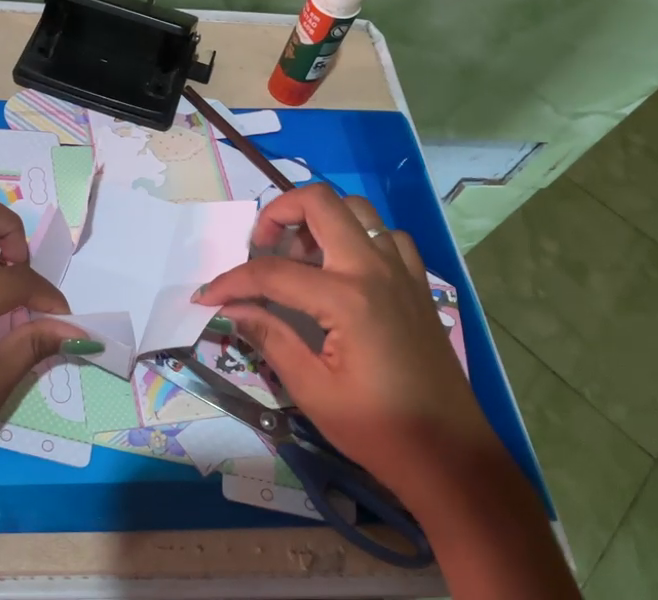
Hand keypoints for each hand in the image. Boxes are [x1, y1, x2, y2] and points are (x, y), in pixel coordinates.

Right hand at [196, 185, 492, 491]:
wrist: (450, 455)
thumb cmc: (377, 430)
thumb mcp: (312, 391)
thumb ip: (270, 338)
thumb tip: (232, 307)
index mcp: (346, 298)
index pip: (272, 272)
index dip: (232, 281)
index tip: (208, 296)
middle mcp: (374, 269)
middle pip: (319, 202)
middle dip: (278, 213)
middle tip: (259, 247)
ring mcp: (401, 271)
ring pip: (356, 210)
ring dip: (320, 220)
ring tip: (300, 257)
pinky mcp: (417, 283)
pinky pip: (387, 236)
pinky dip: (359, 237)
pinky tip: (344, 269)